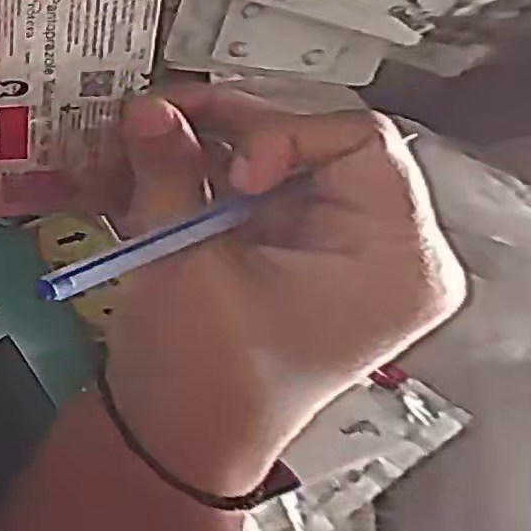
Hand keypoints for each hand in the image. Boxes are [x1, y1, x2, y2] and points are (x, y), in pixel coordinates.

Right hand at [103, 86, 465, 495]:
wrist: (177, 426)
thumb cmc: (200, 363)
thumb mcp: (181, 260)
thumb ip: (168, 173)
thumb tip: (147, 104)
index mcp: (390, 257)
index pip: (359, 142)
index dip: (283, 135)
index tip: (226, 172)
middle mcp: (372, 241)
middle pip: (308, 138)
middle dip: (224, 124)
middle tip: (155, 122)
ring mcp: (324, 241)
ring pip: (267, 152)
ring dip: (199, 143)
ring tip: (141, 150)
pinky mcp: (281, 243)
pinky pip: (242, 180)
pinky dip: (194, 169)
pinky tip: (148, 174)